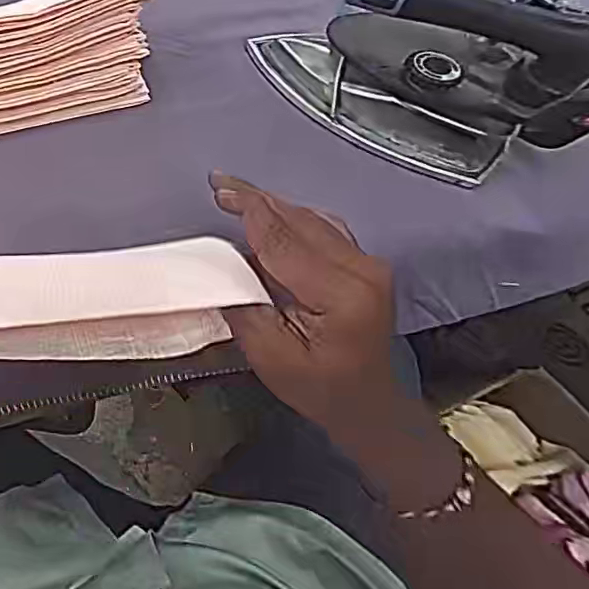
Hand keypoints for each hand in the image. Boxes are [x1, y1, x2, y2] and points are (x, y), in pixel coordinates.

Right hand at [211, 173, 455, 497]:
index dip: (251, 212)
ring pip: (311, 219)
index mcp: (342, 294)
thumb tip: (224, 266)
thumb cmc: (319, 388)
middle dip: (257, 200)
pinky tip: (268, 214)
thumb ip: (245, 307)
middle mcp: (363, 269)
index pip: (285, 241)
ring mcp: (369, 263)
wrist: (369, 403)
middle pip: (300, 221)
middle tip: (219, 184)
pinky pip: (323, 227)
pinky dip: (291, 217)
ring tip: (235, 194)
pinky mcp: (366, 263)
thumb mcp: (271, 357)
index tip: (221, 191)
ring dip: (272, 206)